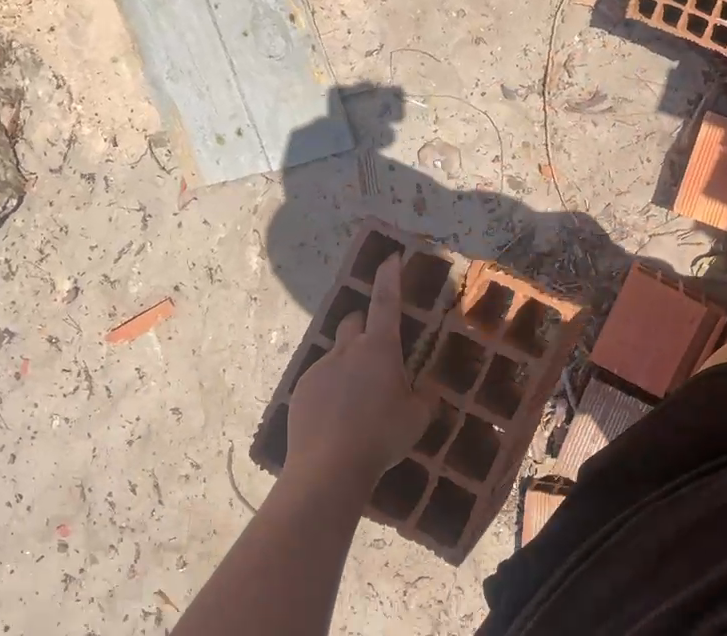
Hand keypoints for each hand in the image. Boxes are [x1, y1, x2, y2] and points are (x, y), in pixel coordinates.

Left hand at [284, 254, 434, 487]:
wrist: (328, 468)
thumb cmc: (381, 437)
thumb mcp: (417, 419)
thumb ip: (423, 399)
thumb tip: (427, 392)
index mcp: (380, 348)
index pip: (386, 301)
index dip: (390, 277)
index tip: (390, 258)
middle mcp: (348, 350)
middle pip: (354, 322)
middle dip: (365, 327)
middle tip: (376, 352)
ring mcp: (320, 369)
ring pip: (337, 354)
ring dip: (348, 364)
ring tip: (357, 399)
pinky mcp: (300, 391)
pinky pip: (320, 379)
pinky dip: (330, 389)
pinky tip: (336, 418)